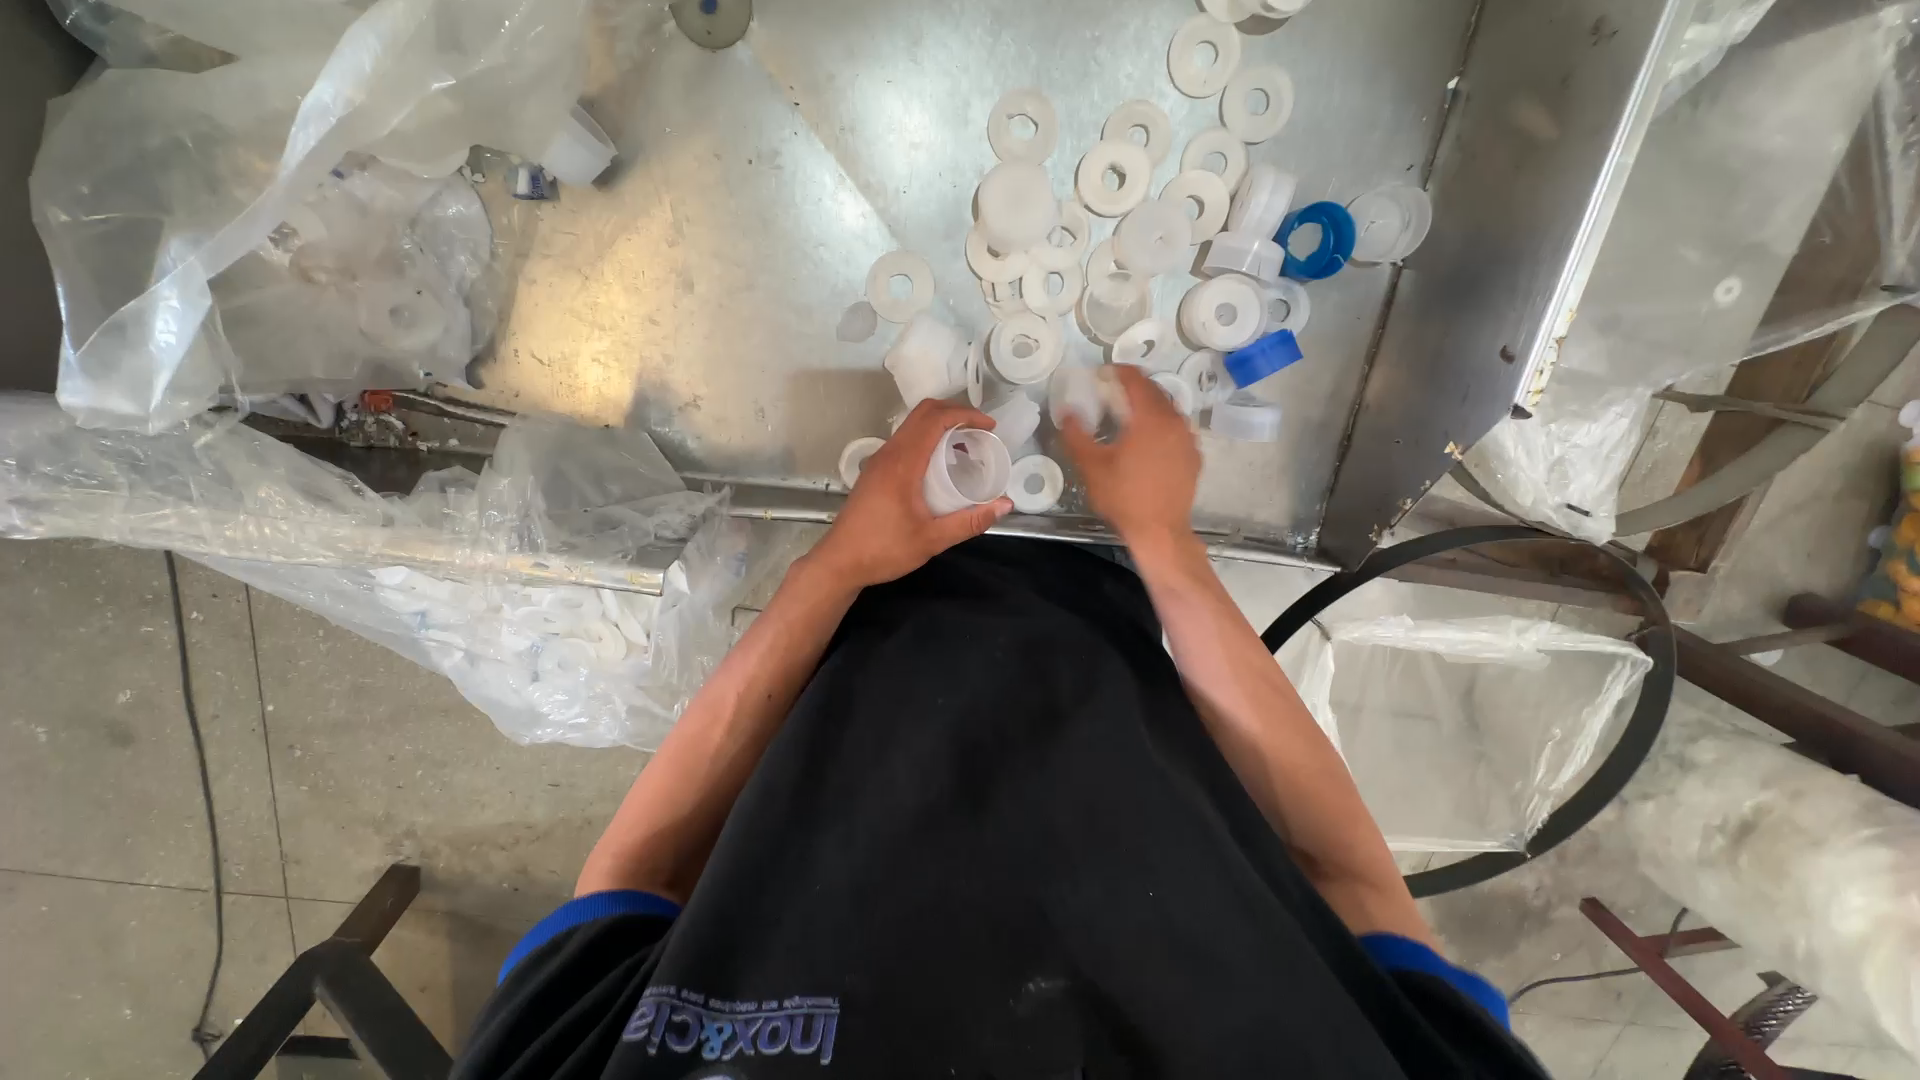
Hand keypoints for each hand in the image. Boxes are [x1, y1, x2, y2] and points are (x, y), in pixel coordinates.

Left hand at [806, 399, 1013, 589]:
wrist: (839, 563)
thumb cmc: (883, 550)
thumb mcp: (932, 539)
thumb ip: (970, 521)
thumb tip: (1004, 505)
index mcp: (902, 463)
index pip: (935, 419)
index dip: (966, 415)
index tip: (990, 426)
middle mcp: (888, 454)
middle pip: (922, 413)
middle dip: (955, 413)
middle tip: (980, 431)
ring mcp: (878, 462)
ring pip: (911, 426)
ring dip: (939, 426)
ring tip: (965, 446)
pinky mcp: (875, 472)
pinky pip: (904, 442)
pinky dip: (926, 440)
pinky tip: (940, 465)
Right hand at [1059, 364, 1200, 555]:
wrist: (1160, 532)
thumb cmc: (1124, 498)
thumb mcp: (1091, 467)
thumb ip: (1077, 436)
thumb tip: (1067, 413)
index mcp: (1150, 418)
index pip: (1136, 380)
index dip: (1119, 372)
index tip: (1103, 373)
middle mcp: (1175, 422)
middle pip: (1155, 391)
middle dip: (1134, 386)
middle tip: (1113, 392)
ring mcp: (1188, 440)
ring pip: (1169, 410)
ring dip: (1149, 405)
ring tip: (1129, 415)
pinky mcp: (1194, 457)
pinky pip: (1177, 430)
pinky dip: (1162, 425)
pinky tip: (1149, 440)